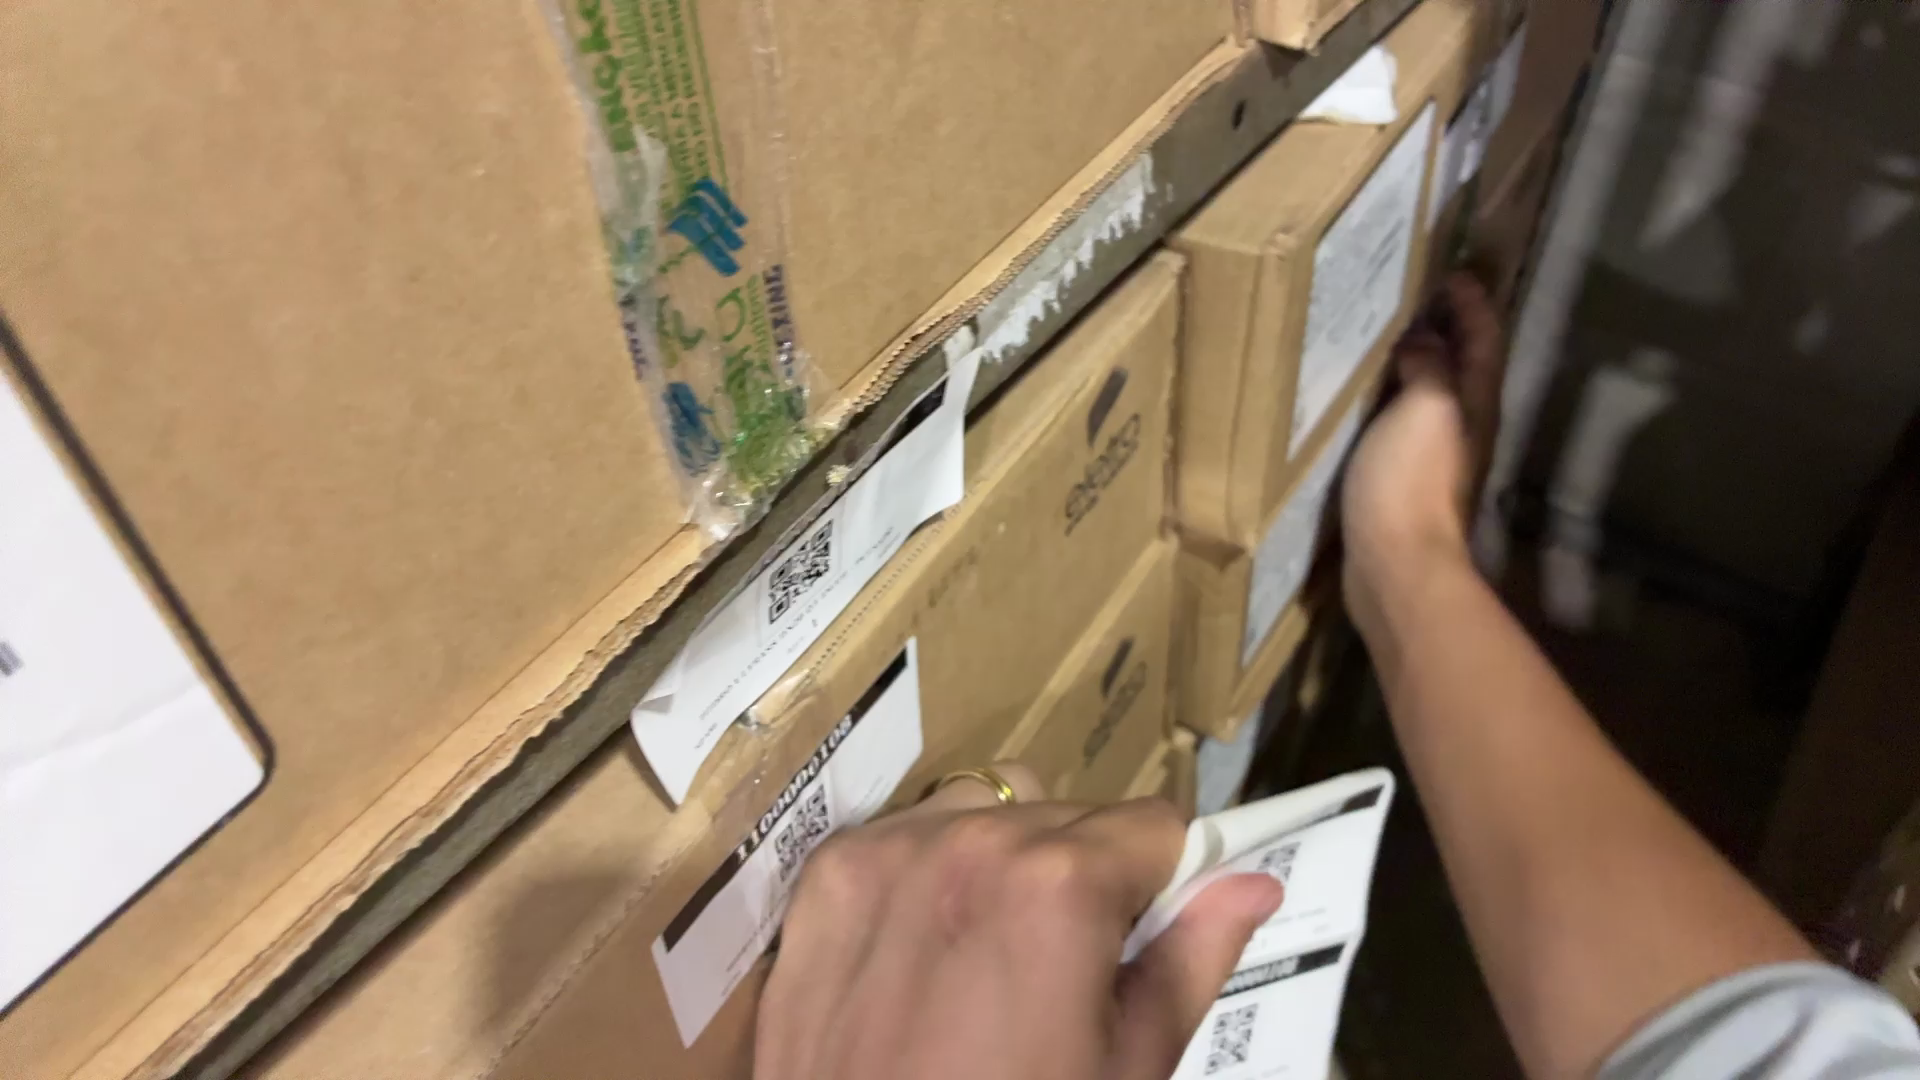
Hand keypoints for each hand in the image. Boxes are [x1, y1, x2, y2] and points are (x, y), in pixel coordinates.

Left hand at [754, 764, 1284, 1079]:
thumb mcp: (1125, 1070)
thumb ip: (1191, 959)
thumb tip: (1253, 883)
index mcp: (1060, 884)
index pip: (1153, 823)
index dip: (1162, 874)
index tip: (1145, 919)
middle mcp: (975, 837)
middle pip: (1071, 812)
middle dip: (1086, 868)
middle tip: (1063, 956)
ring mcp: (893, 845)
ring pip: (992, 803)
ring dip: (1009, 852)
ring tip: (991, 937)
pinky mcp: (834, 864)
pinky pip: (913, 824)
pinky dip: (933, 860)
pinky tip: (923, 933)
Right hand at [1341, 273, 1505, 629]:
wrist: (1396, 561)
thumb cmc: (1410, 482)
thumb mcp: (1425, 410)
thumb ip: (1428, 367)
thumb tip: (1423, 339)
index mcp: (1474, 402)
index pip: (1482, 338)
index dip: (1472, 303)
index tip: (1453, 272)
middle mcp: (1463, 424)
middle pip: (1463, 365)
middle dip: (1447, 329)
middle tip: (1414, 300)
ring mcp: (1436, 455)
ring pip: (1434, 393)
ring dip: (1419, 364)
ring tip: (1386, 341)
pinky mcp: (1405, 479)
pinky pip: (1405, 421)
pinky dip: (1394, 398)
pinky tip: (1366, 400)